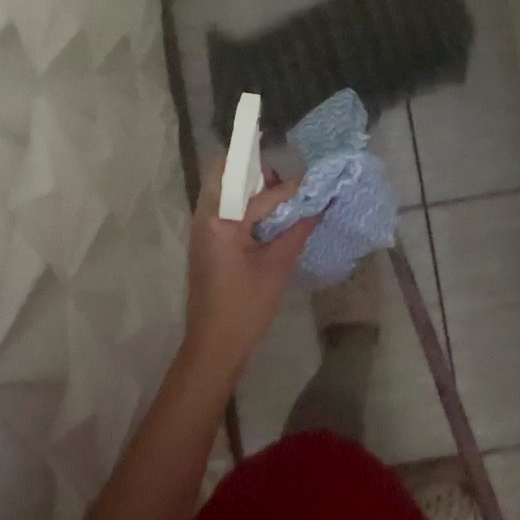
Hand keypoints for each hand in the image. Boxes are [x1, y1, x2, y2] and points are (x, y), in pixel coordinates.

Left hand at [180, 162, 318, 385]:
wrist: (213, 346)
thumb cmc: (246, 307)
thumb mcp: (277, 267)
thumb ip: (297, 230)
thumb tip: (319, 206)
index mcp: (220, 220)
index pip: (259, 193)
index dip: (290, 187)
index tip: (315, 180)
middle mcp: (203, 215)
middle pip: (226, 173)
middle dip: (257, 173)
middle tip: (286, 186)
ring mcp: (200, 226)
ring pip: (223, 188)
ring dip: (250, 187)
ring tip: (280, 201)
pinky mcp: (203, 238)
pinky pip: (222, 205)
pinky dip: (243, 202)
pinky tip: (267, 217)